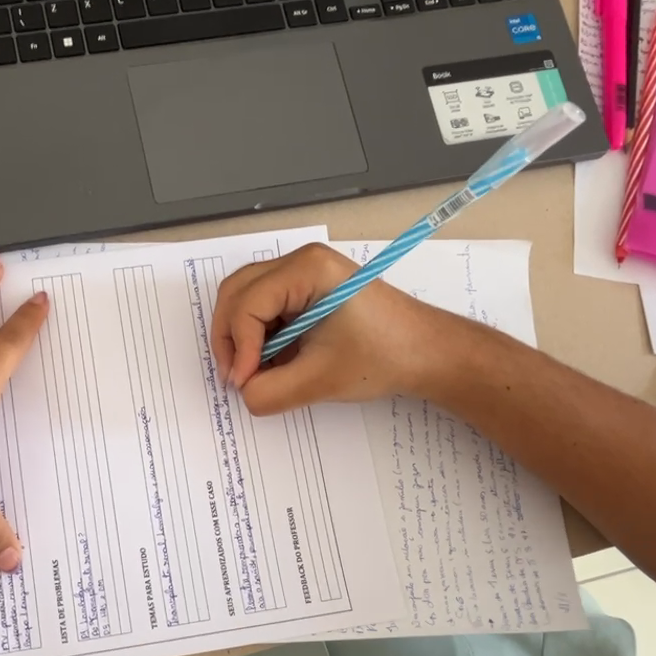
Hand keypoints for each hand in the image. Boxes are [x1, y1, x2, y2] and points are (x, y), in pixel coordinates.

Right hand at [210, 243, 452, 414]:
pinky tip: (271, 364)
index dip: (238, 347)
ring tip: (254, 372)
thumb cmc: (385, 357)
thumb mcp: (320, 380)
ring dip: (241, 338)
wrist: (426, 353)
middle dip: (229, 337)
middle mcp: (299, 262)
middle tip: (236, 378)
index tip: (243, 383)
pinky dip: (257, 338)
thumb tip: (242, 393)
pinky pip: (264, 310)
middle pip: (236, 293)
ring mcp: (301, 274)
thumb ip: (270, 391)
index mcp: (307, 269)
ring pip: (245, 301)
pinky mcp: (305, 291)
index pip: (248, 304)